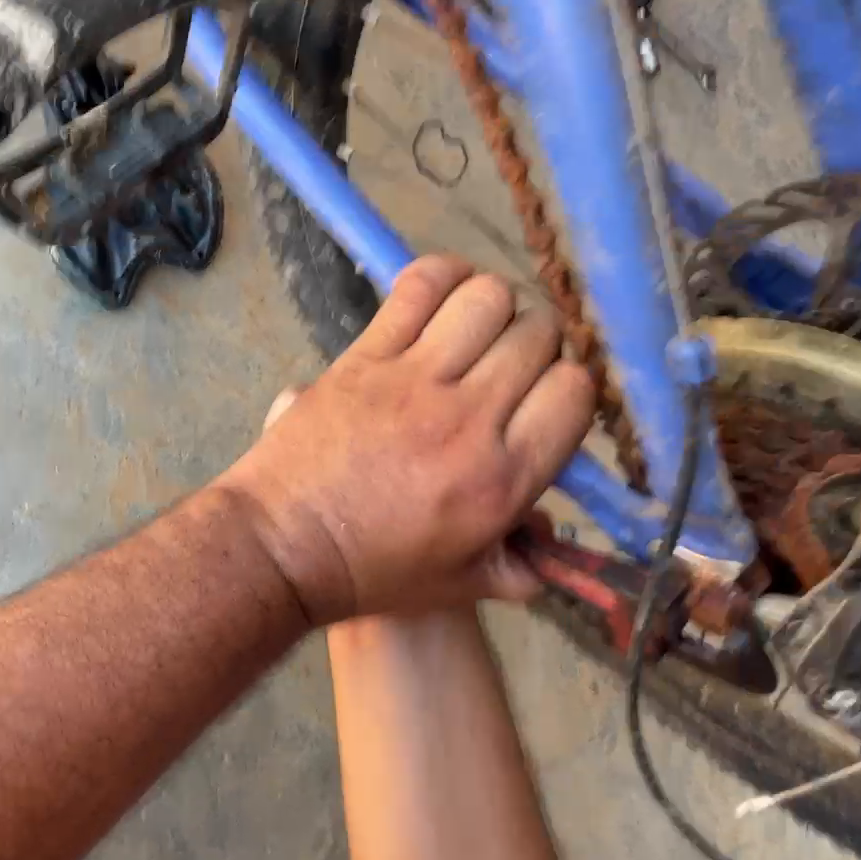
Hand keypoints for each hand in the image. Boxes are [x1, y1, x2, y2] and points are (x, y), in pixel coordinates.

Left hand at [216, 256, 593, 622]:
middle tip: (508, 360)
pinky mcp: (367, 355)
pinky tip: (442, 294)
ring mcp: (414, 380)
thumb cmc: (372, 571)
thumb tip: (553, 544)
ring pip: (488, 298)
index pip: (575, 392)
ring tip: (475, 327)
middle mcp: (469, 419)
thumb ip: (521, 567)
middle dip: (537, 340)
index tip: (544, 395)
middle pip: (538, 335)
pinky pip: (419, 287)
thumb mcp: (461, 584)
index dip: (570, 386)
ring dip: (494, 305)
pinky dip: (441, 275)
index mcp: (503, 478)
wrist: (284, 547)